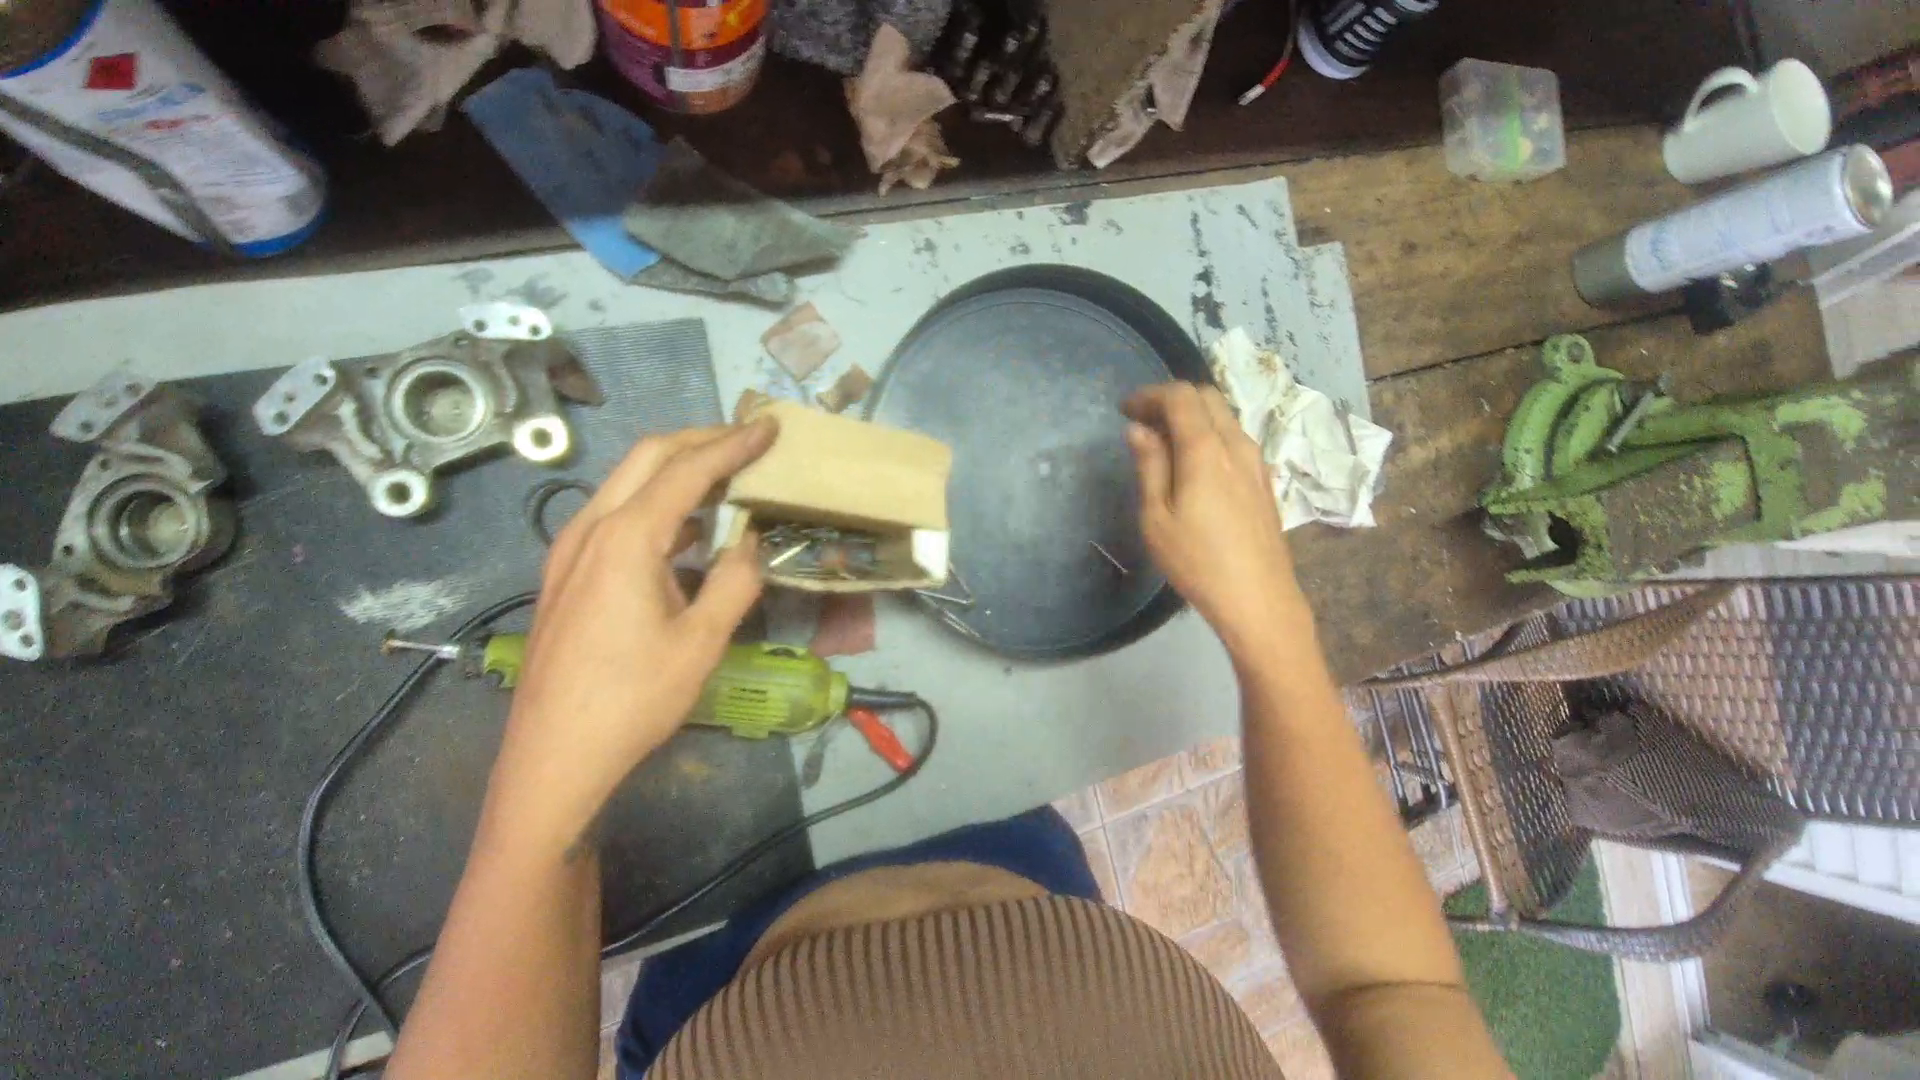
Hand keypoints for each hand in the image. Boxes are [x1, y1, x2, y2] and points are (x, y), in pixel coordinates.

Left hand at [482, 420, 776, 854]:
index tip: (769, 427)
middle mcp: (590, 529)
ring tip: (724, 477)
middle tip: (748, 441)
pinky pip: (613, 515)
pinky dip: (654, 503)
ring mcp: (569, 550)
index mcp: (626, 539)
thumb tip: (749, 544)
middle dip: (700, 441)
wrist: (553, 755)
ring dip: (675, 470)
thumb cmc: (633, 700)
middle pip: (648, 458)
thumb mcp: (701, 644)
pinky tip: (683, 529)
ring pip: (625, 483)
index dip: (732, 444)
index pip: (687, 470)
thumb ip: (734, 583)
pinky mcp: (564, 574)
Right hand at [1123, 383, 1313, 658]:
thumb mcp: (1157, 518)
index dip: (1149, 395)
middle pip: (1207, 397)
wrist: (1259, 600)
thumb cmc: (1198, 562)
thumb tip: (1139, 430)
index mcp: (1206, 450)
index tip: (1125, 410)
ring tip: (1163, 444)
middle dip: (1171, 400)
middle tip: (1142, 422)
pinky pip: (1235, 440)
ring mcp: (1256, 463)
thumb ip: (1150, 466)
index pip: (1181, 396)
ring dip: (1192, 418)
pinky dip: (1209, 436)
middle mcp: (1237, 445)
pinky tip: (1193, 465)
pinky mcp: (1264, 481)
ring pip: (1224, 417)